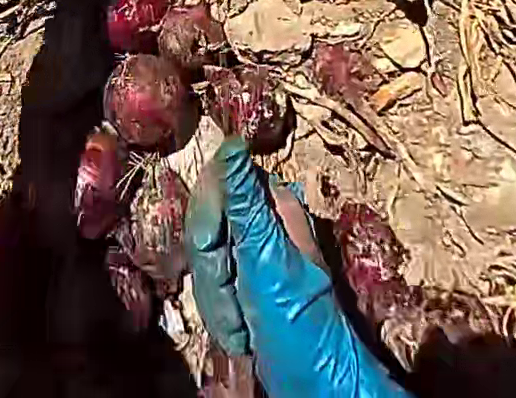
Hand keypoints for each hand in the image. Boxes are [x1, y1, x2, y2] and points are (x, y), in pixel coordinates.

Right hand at [186, 138, 411, 397]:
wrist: (313, 386)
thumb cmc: (297, 320)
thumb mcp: (267, 255)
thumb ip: (244, 199)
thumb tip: (233, 142)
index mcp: (273, 204)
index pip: (214, 186)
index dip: (207, 222)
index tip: (214, 250)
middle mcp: (262, 222)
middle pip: (204, 226)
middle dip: (213, 271)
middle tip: (237, 298)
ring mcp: (251, 255)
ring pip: (203, 261)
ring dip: (216, 300)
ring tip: (243, 323)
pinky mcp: (242, 285)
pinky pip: (209, 288)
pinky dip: (219, 315)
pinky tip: (240, 332)